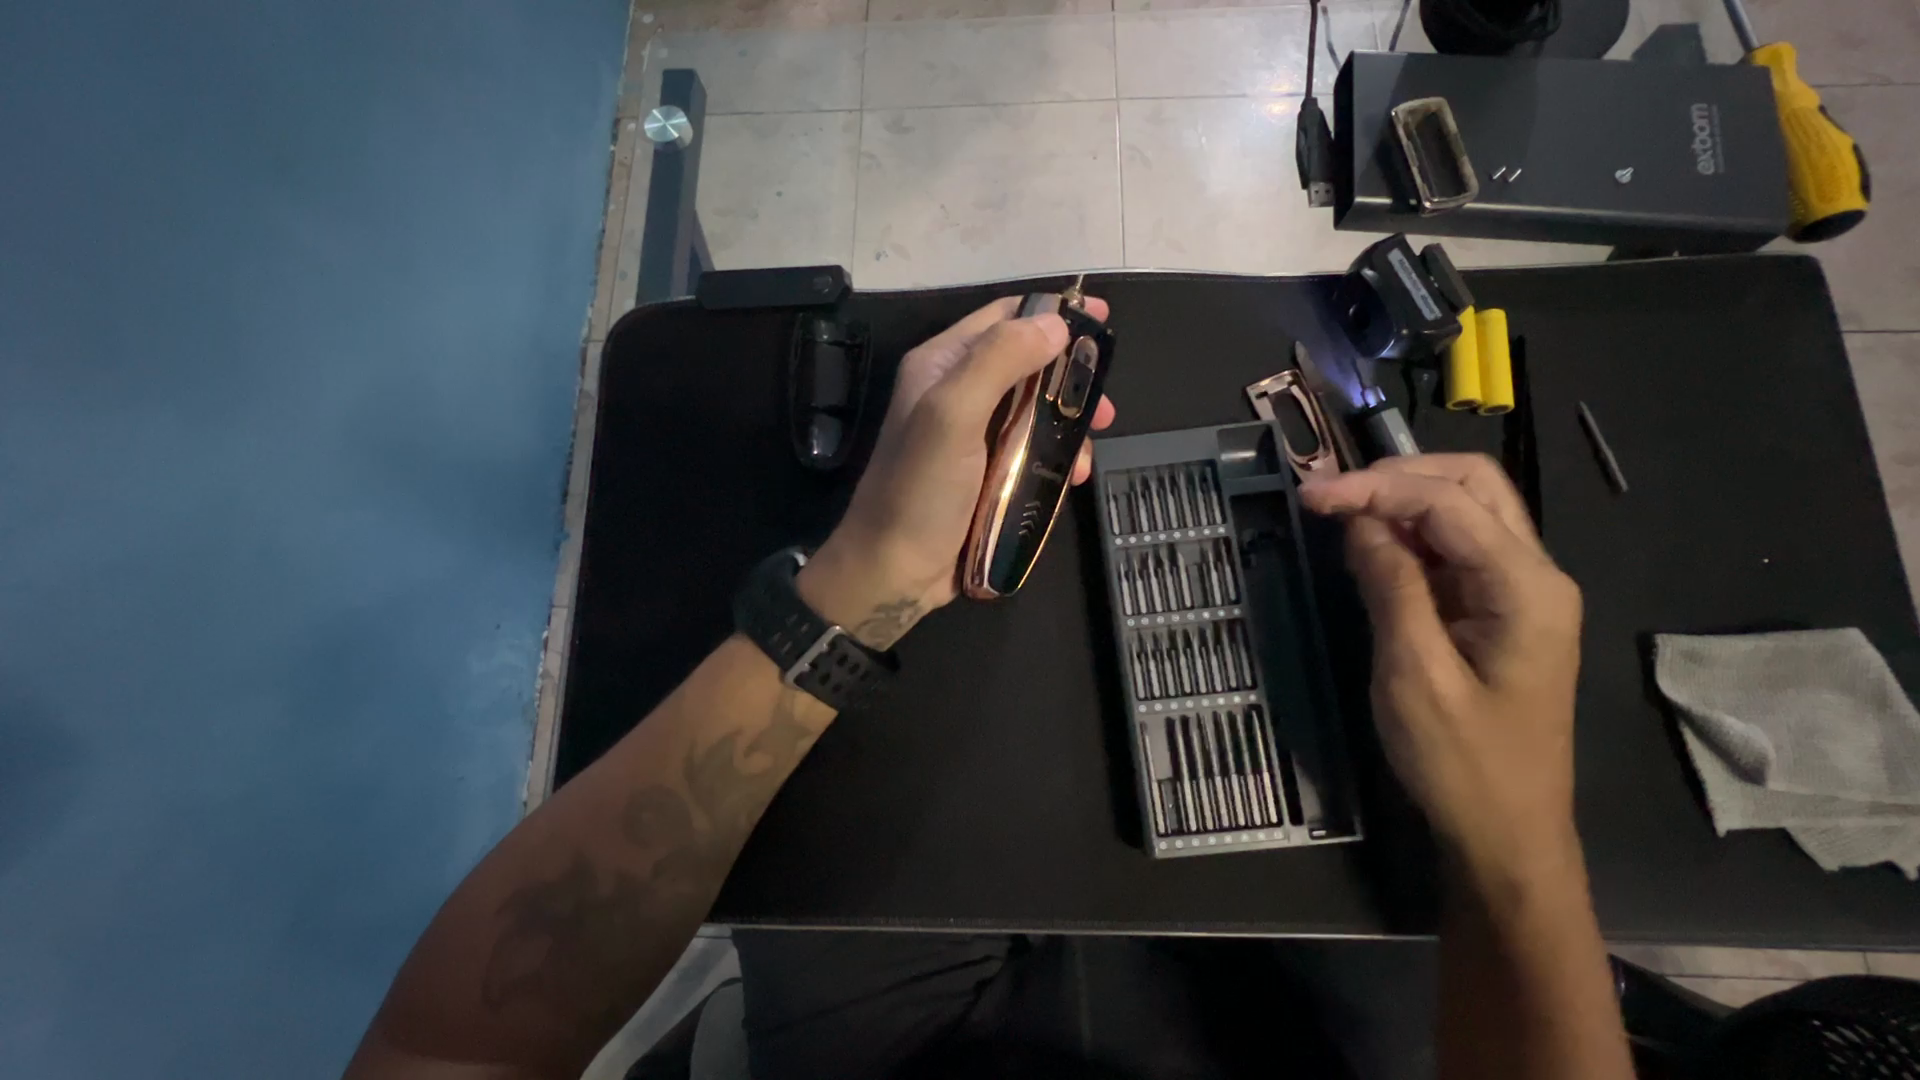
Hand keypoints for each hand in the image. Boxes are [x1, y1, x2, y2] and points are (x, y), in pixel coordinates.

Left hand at [798, 296, 1114, 648]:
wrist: (894, 571)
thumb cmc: (919, 492)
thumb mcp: (953, 416)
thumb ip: (999, 362)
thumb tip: (1056, 324)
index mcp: (943, 365)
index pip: (1004, 317)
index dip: (1053, 313)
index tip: (1102, 318)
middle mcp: (959, 392)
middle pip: (1030, 366)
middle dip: (1072, 380)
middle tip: (1105, 406)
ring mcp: (974, 437)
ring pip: (1039, 413)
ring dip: (1070, 427)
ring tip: (1090, 451)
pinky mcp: (988, 474)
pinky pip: (1034, 453)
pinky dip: (1057, 461)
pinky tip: (1073, 479)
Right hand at [1299, 454, 1582, 874]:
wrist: (1507, 832)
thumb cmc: (1462, 762)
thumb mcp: (1413, 674)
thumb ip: (1391, 585)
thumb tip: (1359, 520)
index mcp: (1525, 587)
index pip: (1447, 502)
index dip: (1374, 488)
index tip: (1309, 496)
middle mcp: (1534, 574)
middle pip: (1472, 485)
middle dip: (1397, 475)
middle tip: (1330, 495)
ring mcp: (1520, 591)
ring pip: (1466, 508)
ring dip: (1403, 498)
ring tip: (1342, 511)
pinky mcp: (1498, 609)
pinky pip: (1455, 547)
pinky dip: (1410, 532)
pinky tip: (1370, 543)